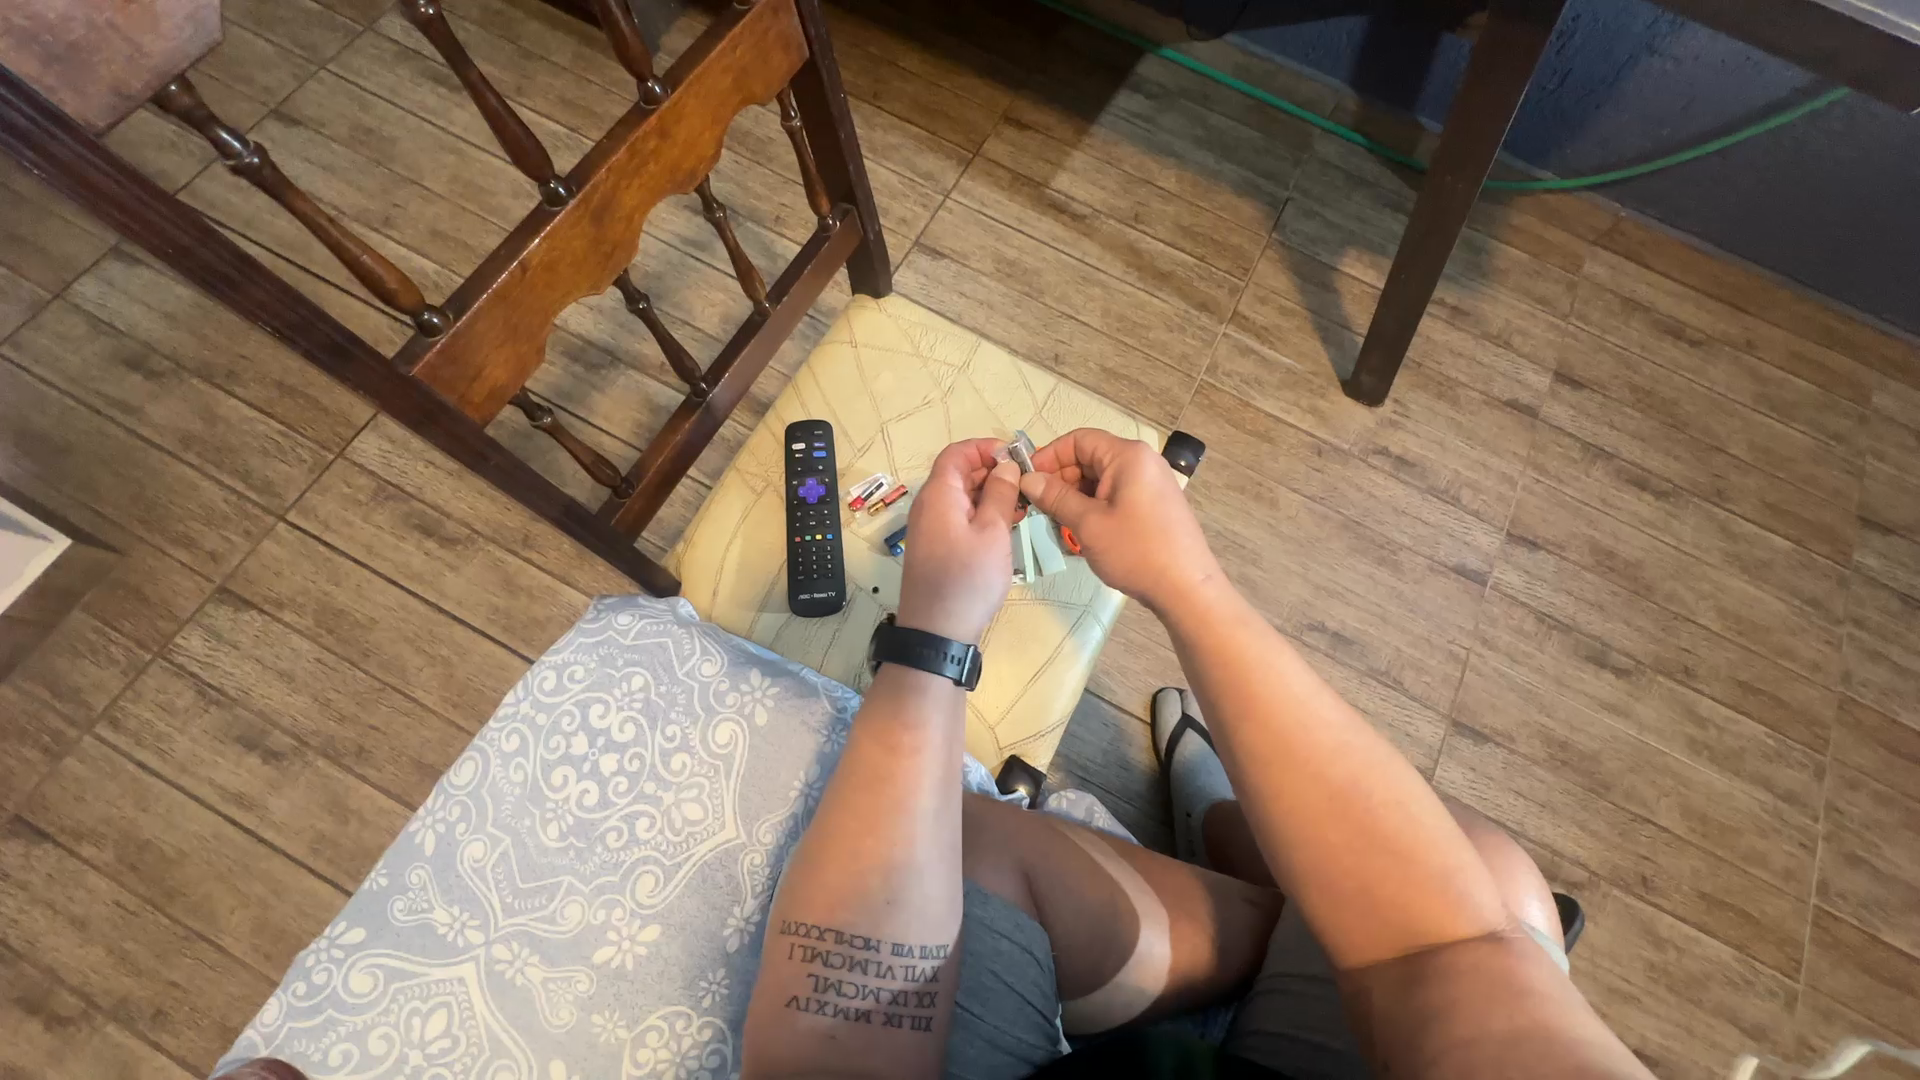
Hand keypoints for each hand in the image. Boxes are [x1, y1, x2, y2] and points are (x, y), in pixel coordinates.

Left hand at [895, 438, 1022, 642]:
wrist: (937, 632)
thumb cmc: (968, 578)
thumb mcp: (993, 532)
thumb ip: (1001, 494)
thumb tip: (1006, 466)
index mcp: (939, 494)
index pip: (957, 453)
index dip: (985, 448)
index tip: (1016, 456)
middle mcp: (929, 507)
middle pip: (959, 474)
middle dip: (992, 472)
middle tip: (1027, 483)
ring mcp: (931, 529)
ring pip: (962, 499)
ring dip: (991, 496)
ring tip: (1024, 506)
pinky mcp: (937, 549)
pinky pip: (960, 519)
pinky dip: (982, 516)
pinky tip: (1008, 527)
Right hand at [1019, 429, 1222, 612]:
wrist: (1186, 589)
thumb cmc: (1136, 551)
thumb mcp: (1088, 523)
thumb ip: (1055, 497)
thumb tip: (1028, 479)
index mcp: (1127, 456)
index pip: (1078, 439)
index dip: (1049, 456)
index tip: (1028, 481)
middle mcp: (1142, 462)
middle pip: (1089, 458)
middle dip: (1060, 481)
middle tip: (1039, 508)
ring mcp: (1150, 484)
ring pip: (1100, 480)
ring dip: (1074, 498)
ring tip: (1059, 525)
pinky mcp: (1153, 505)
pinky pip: (1115, 496)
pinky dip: (1093, 508)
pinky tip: (1082, 533)